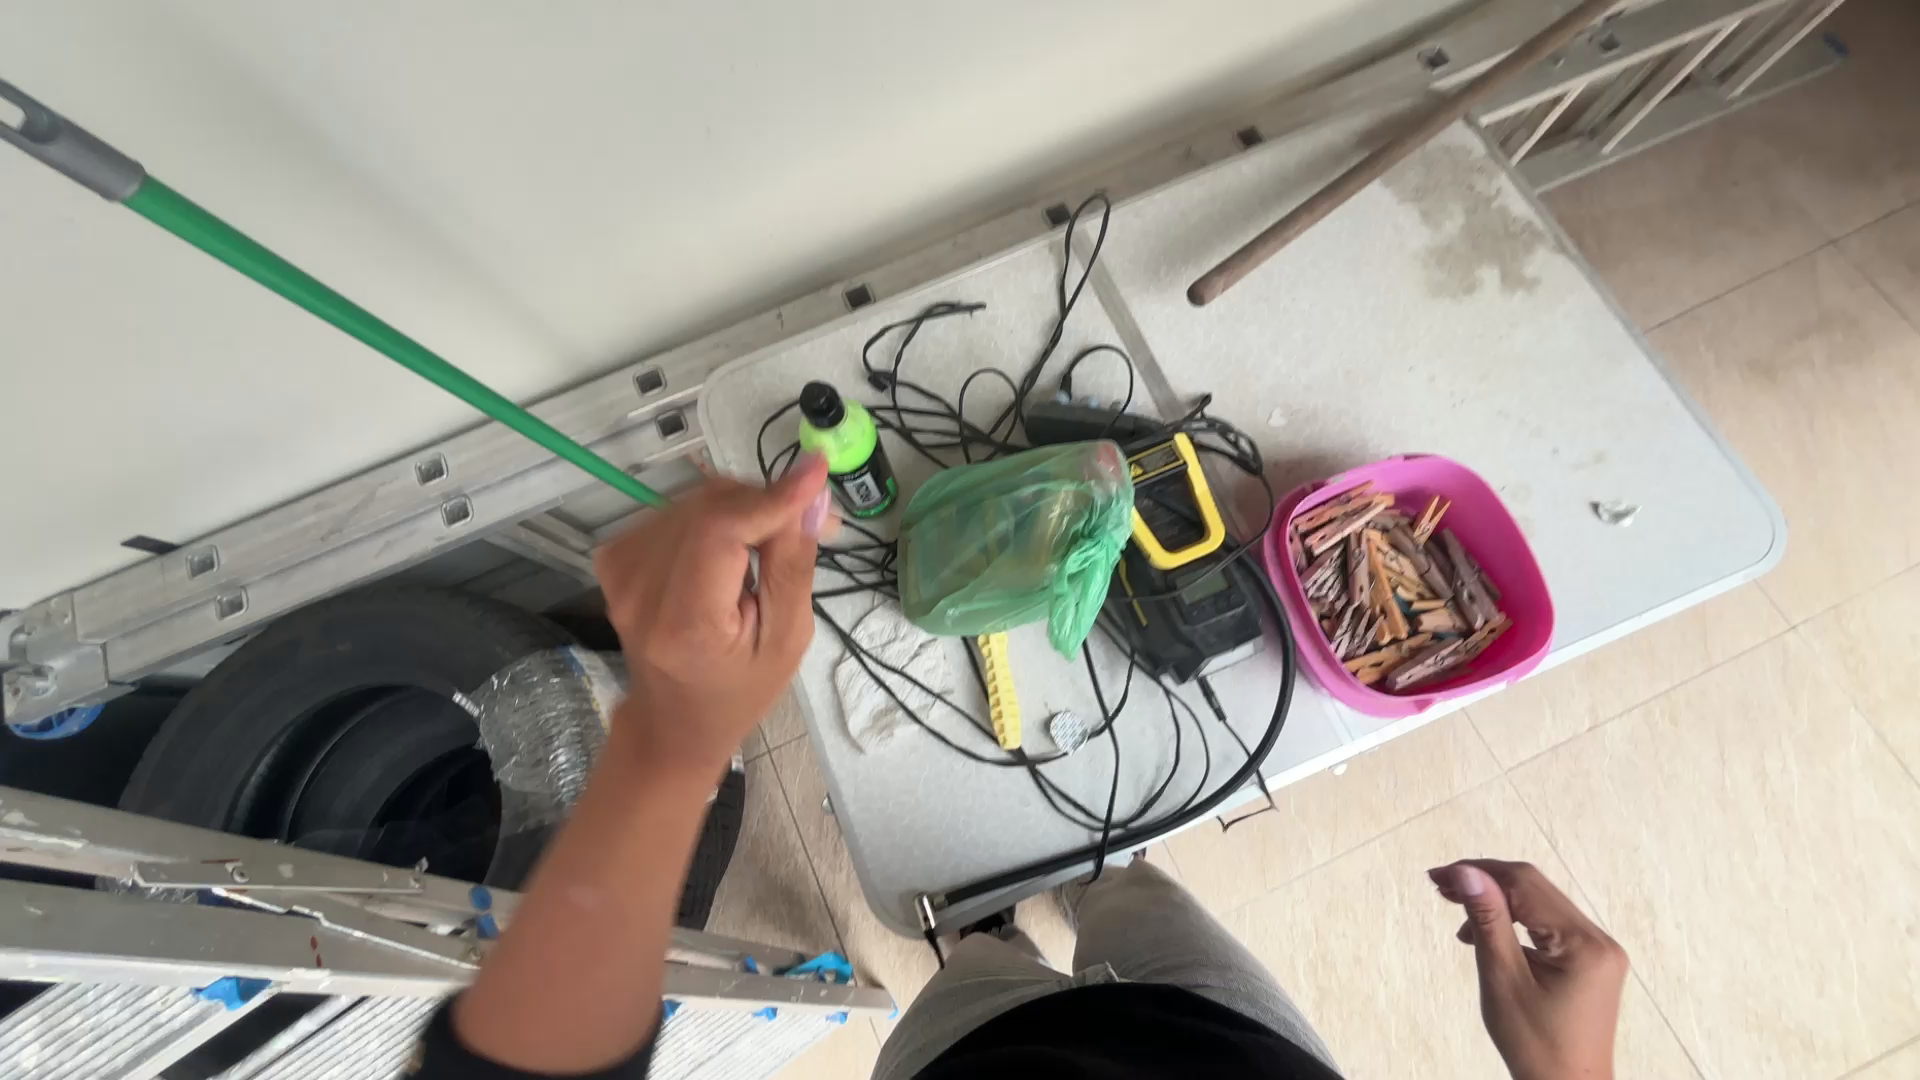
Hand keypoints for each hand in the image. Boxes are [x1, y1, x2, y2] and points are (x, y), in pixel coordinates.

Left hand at [594, 454, 831, 775]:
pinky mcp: (615, 556)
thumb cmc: (741, 689)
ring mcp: (619, 571)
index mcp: (684, 624)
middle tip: (815, 522)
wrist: (674, 720)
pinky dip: (718, 516)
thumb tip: (811, 498)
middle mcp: (639, 590)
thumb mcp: (787, 640)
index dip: (771, 497)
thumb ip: (794, 567)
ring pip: (696, 502)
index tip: (818, 470)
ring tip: (778, 540)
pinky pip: (679, 510)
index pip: (721, 533)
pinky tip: (736, 547)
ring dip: (746, 508)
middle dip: (768, 502)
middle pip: (709, 508)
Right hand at [1430, 859, 1628, 1079]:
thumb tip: (1464, 870)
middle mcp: (1597, 938)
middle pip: (1533, 887)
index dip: (1476, 872)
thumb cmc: (1533, 1039)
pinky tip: (1482, 930)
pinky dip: (1510, 916)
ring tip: (1454, 905)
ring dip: (1494, 897)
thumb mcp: (1502, 975)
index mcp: (1583, 943)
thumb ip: (1487, 918)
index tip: (1436, 878)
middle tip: (1440, 886)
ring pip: (1537, 900)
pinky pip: (1544, 920)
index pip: (1524, 885)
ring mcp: (1596, 949)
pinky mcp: (1588, 958)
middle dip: (1483, 880)